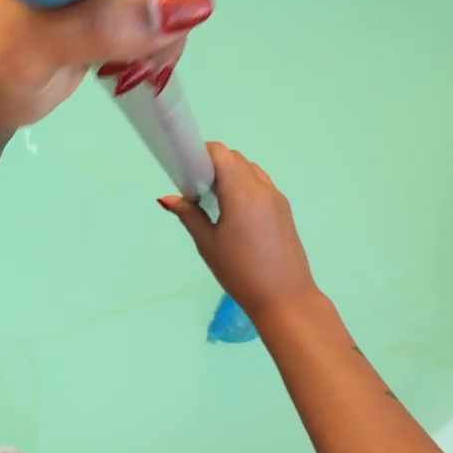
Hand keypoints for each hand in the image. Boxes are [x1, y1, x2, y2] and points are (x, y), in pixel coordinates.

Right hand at [160, 143, 318, 319]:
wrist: (285, 298)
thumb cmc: (240, 271)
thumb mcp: (208, 244)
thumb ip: (189, 215)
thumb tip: (167, 198)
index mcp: (242, 192)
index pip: (222, 154)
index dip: (202, 154)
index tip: (187, 171)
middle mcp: (263, 188)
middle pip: (237, 159)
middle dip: (215, 165)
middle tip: (197, 190)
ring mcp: (277, 198)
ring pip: (251, 171)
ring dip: (232, 176)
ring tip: (215, 203)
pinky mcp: (284, 210)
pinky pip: (262, 186)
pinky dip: (245, 187)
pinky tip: (234, 214)